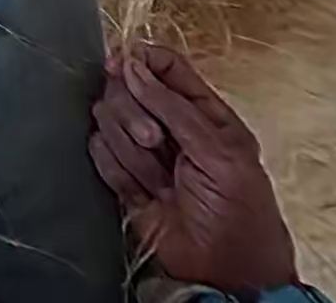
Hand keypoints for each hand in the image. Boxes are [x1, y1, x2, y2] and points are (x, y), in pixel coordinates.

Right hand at [89, 44, 296, 292]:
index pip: (162, 64)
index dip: (139, 61)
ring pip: (105, 115)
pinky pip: (97, 147)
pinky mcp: (117, 166)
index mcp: (201, 112)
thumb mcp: (221, 157)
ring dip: (130, 150)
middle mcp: (167, 121)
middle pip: (123, 86)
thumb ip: (174, 107)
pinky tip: (144, 191)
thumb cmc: (238, 214)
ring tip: (158, 180)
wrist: (222, 273)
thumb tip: (128, 64)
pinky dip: (119, 170)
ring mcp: (139, 144)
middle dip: (132, 114)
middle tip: (155, 141)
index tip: (121, 68)